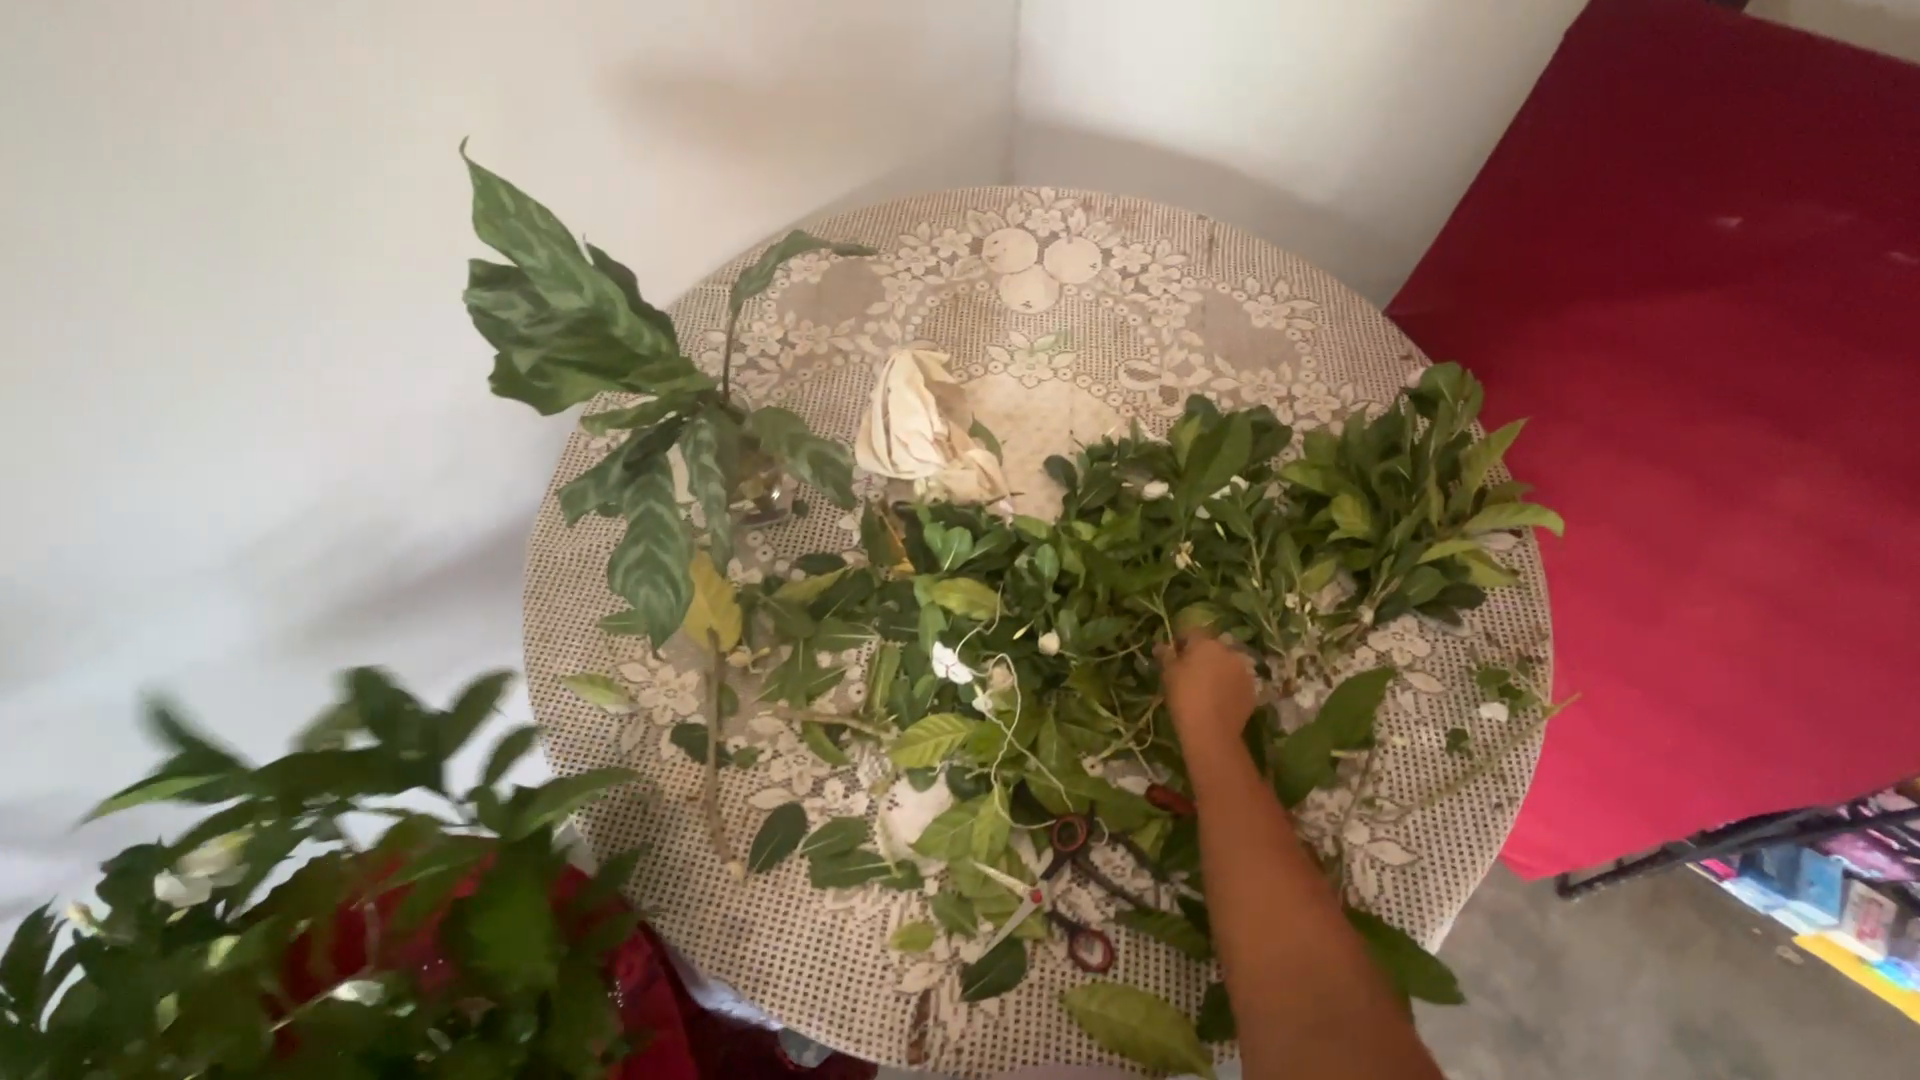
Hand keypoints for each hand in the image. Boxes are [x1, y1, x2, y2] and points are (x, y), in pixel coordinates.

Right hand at [1155, 633, 1255, 755]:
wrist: (1211, 731)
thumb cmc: (1185, 697)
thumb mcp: (1168, 674)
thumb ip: (1166, 655)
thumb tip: (1160, 645)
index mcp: (1206, 643)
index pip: (1192, 632)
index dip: (1182, 642)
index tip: (1174, 655)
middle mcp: (1228, 650)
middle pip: (1212, 647)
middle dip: (1202, 655)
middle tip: (1190, 672)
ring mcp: (1244, 670)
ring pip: (1227, 663)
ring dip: (1218, 668)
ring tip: (1207, 687)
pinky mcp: (1252, 688)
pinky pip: (1237, 679)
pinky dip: (1229, 684)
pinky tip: (1220, 698)